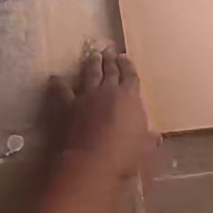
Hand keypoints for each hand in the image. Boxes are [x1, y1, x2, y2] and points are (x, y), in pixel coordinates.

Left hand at [54, 47, 158, 178]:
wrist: (89, 162)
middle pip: (109, 70)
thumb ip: (149, 140)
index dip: (128, 65)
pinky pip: (61, 90)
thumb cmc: (123, 155)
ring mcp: (85, 96)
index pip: (130, 75)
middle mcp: (107, 91)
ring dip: (90, 64)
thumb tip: (157, 137)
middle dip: (110, 59)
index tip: (125, 57)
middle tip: (108, 50)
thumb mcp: (144, 149)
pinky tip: (55, 78)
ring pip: (88, 74)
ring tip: (92, 56)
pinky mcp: (65, 106)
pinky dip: (58, 84)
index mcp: (129, 97)